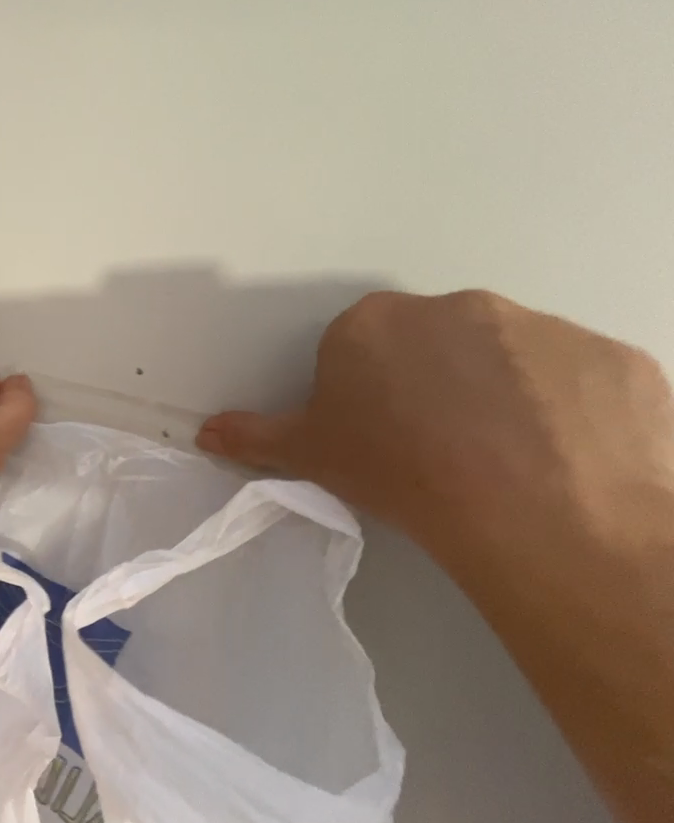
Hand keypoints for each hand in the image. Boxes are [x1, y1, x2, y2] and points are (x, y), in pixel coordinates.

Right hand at [196, 290, 673, 557]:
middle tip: (434, 441)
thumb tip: (206, 432)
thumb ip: (252, 435)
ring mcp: (545, 328)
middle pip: (434, 339)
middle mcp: (456, 306)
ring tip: (503, 453)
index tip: (374, 428)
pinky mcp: (617, 358)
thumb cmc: (400, 471)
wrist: (540, 515)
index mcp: (373, 322)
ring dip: (502, 390)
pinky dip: (569, 409)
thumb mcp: (310, 455)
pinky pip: (581, 378)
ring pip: (510, 355)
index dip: (363, 386)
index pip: (359, 343)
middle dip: (433, 378)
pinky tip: (560, 455)